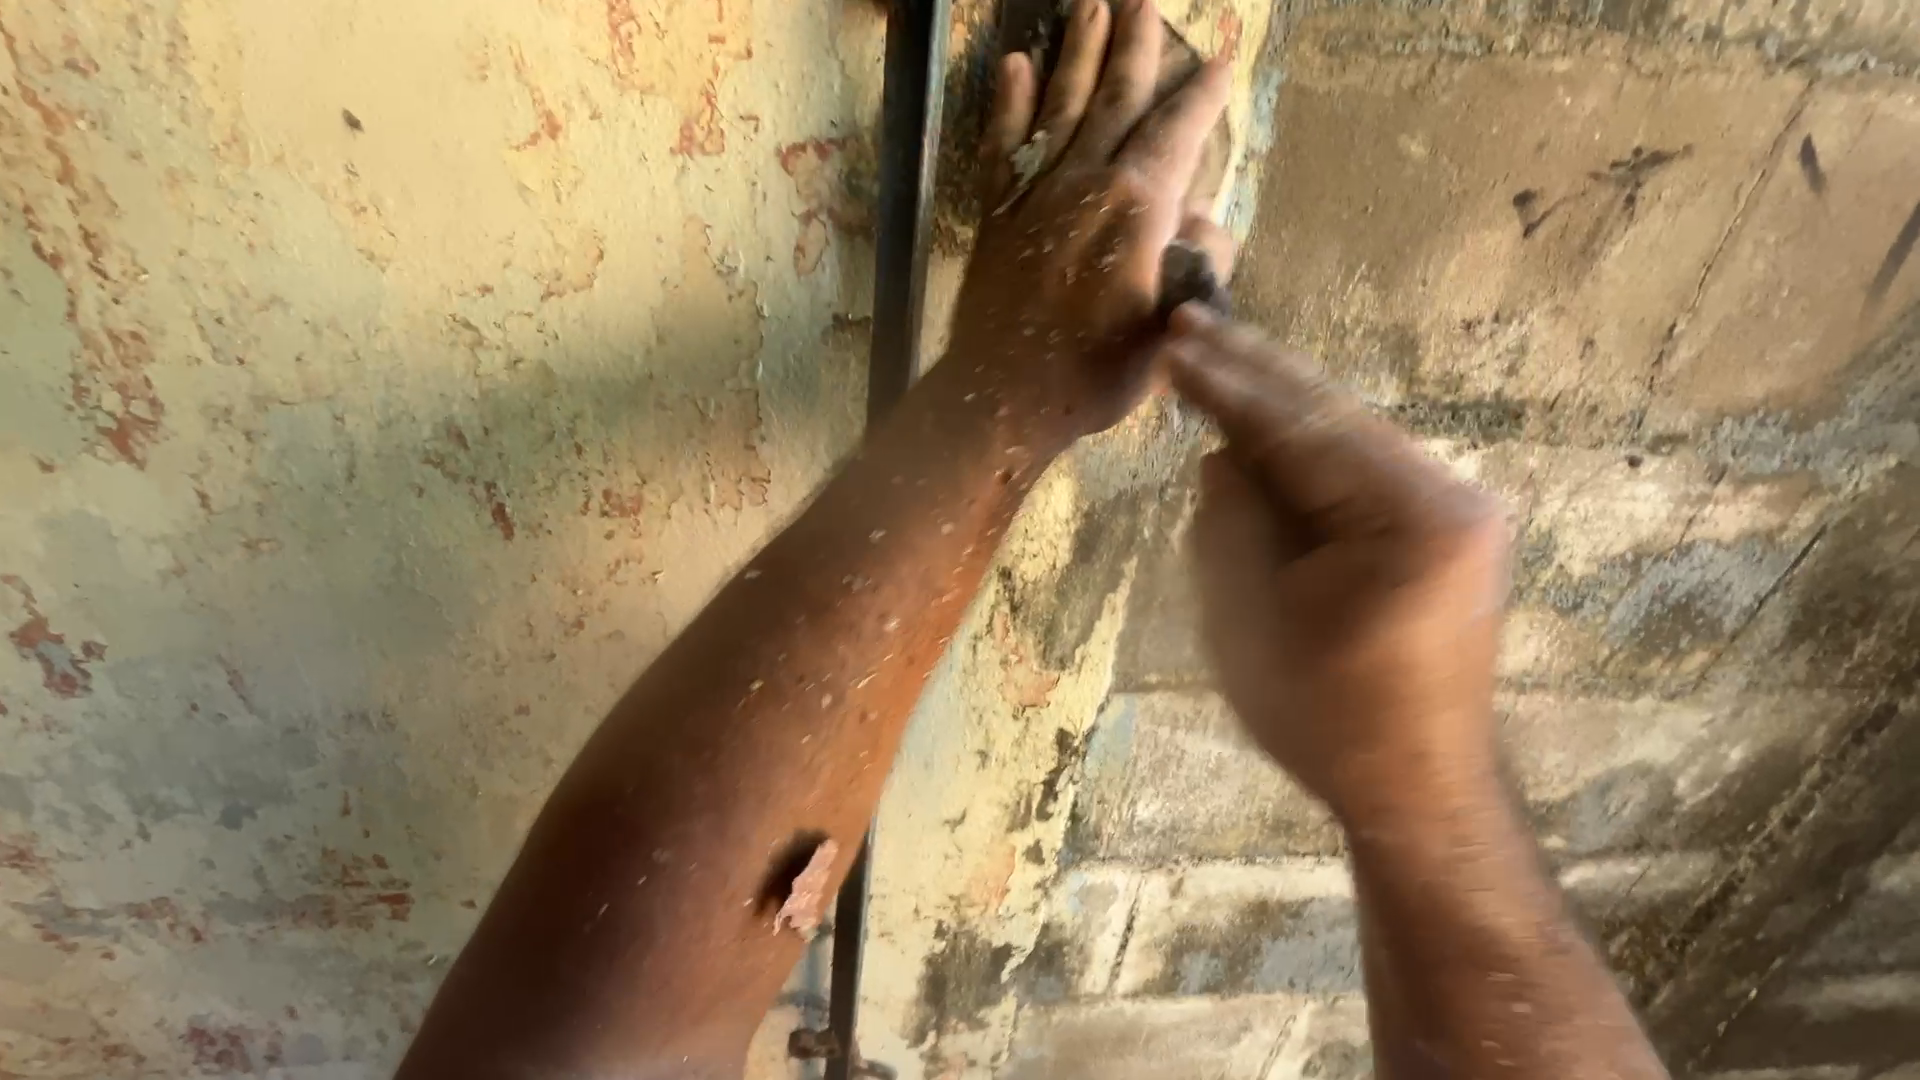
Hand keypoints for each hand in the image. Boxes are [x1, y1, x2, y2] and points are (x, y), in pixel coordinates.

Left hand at [948, 0, 1234, 445]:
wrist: (1002, 397)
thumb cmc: (1091, 374)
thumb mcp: (1166, 329)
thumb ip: (1194, 265)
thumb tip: (1200, 221)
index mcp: (1136, 208)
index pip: (1178, 131)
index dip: (1202, 93)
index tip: (1222, 56)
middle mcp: (1085, 184)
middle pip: (1117, 99)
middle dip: (1136, 45)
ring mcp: (1034, 196)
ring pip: (1061, 108)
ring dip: (1077, 54)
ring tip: (1090, 5)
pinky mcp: (995, 216)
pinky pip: (1002, 148)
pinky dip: (1006, 106)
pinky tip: (1012, 67)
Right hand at [1165, 306, 1511, 825]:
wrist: (1414, 786)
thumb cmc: (1322, 716)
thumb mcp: (1248, 618)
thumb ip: (1230, 521)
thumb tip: (1222, 458)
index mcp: (1409, 518)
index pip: (1299, 431)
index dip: (1227, 388)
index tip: (1174, 345)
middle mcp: (1450, 495)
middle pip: (1333, 416)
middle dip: (1255, 373)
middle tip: (1192, 323)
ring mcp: (1457, 510)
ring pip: (1348, 437)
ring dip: (1278, 404)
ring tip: (1217, 358)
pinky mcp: (1444, 529)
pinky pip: (1360, 470)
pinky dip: (1306, 448)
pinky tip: (1264, 427)